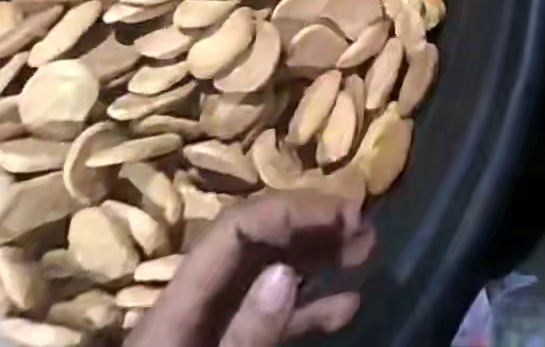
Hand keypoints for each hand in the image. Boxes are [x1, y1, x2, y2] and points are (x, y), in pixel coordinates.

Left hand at [125, 190, 374, 346]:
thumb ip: (244, 338)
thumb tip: (286, 271)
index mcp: (180, 304)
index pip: (236, 229)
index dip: (290, 209)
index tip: (343, 213)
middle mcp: (197, 303)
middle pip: (256, 242)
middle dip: (310, 225)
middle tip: (362, 227)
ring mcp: (212, 328)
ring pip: (268, 273)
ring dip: (318, 257)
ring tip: (364, 251)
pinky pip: (272, 318)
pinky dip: (311, 307)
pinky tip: (347, 308)